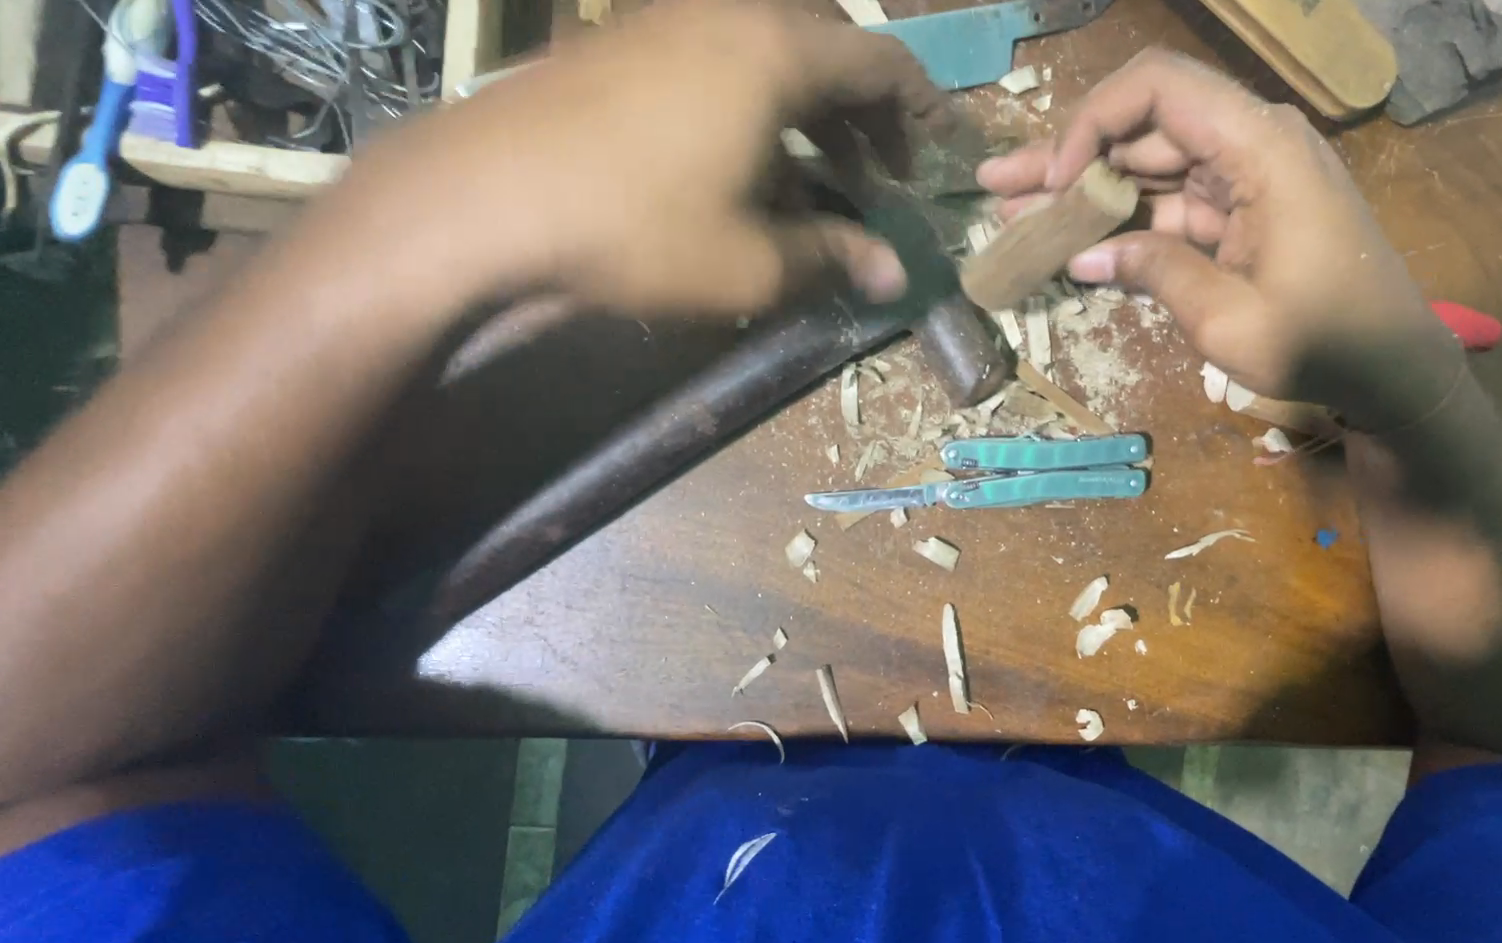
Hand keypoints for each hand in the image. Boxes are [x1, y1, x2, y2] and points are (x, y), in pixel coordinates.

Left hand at [336, 2, 946, 315]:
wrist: (482, 205)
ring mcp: (664, 20)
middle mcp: (725, 12)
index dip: (920, 110)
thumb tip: (894, 274)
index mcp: (774, 50)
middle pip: (826, 43)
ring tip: (822, 177)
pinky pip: (716, 58)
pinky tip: (747, 165)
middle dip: (865, 109)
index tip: (935, 157)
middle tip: (879, 174)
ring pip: (768, 49)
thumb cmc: (638, 232)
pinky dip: (753, 104)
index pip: (879, 61)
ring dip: (810, 109)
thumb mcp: (754, 262)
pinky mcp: (619, 43)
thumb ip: (834, 257)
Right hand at [977, 49, 1452, 399]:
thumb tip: (1086, 255)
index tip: (1054, 183)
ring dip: (1085, 195)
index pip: (1158, 89)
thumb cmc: (1322, 343)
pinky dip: (1122, 228)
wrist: (1391, 370)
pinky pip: (1168, 210)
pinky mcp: (1239, 219)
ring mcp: (1243, 184)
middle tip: (995, 185)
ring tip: (1014, 215)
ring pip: (1147, 171)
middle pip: (1142, 130)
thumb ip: (1156, 273)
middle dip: (1066, 159)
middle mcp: (1249, 147)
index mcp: (1259, 147)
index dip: (1092, 123)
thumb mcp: (1227, 317)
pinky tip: (1072, 245)